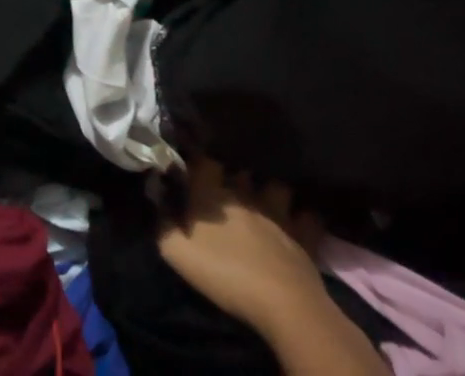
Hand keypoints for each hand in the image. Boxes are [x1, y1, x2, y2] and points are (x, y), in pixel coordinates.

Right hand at [157, 160, 329, 335]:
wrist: (284, 305)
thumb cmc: (224, 274)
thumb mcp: (176, 253)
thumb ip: (161, 223)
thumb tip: (157, 201)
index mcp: (212, 196)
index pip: (203, 162)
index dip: (196, 160)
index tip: (189, 166)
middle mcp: (245, 196)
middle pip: (239, 172)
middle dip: (231, 175)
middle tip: (223, 186)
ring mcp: (279, 214)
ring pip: (275, 187)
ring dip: (268, 190)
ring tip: (262, 198)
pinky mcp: (305, 235)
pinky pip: (307, 216)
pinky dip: (303, 215)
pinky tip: (298, 220)